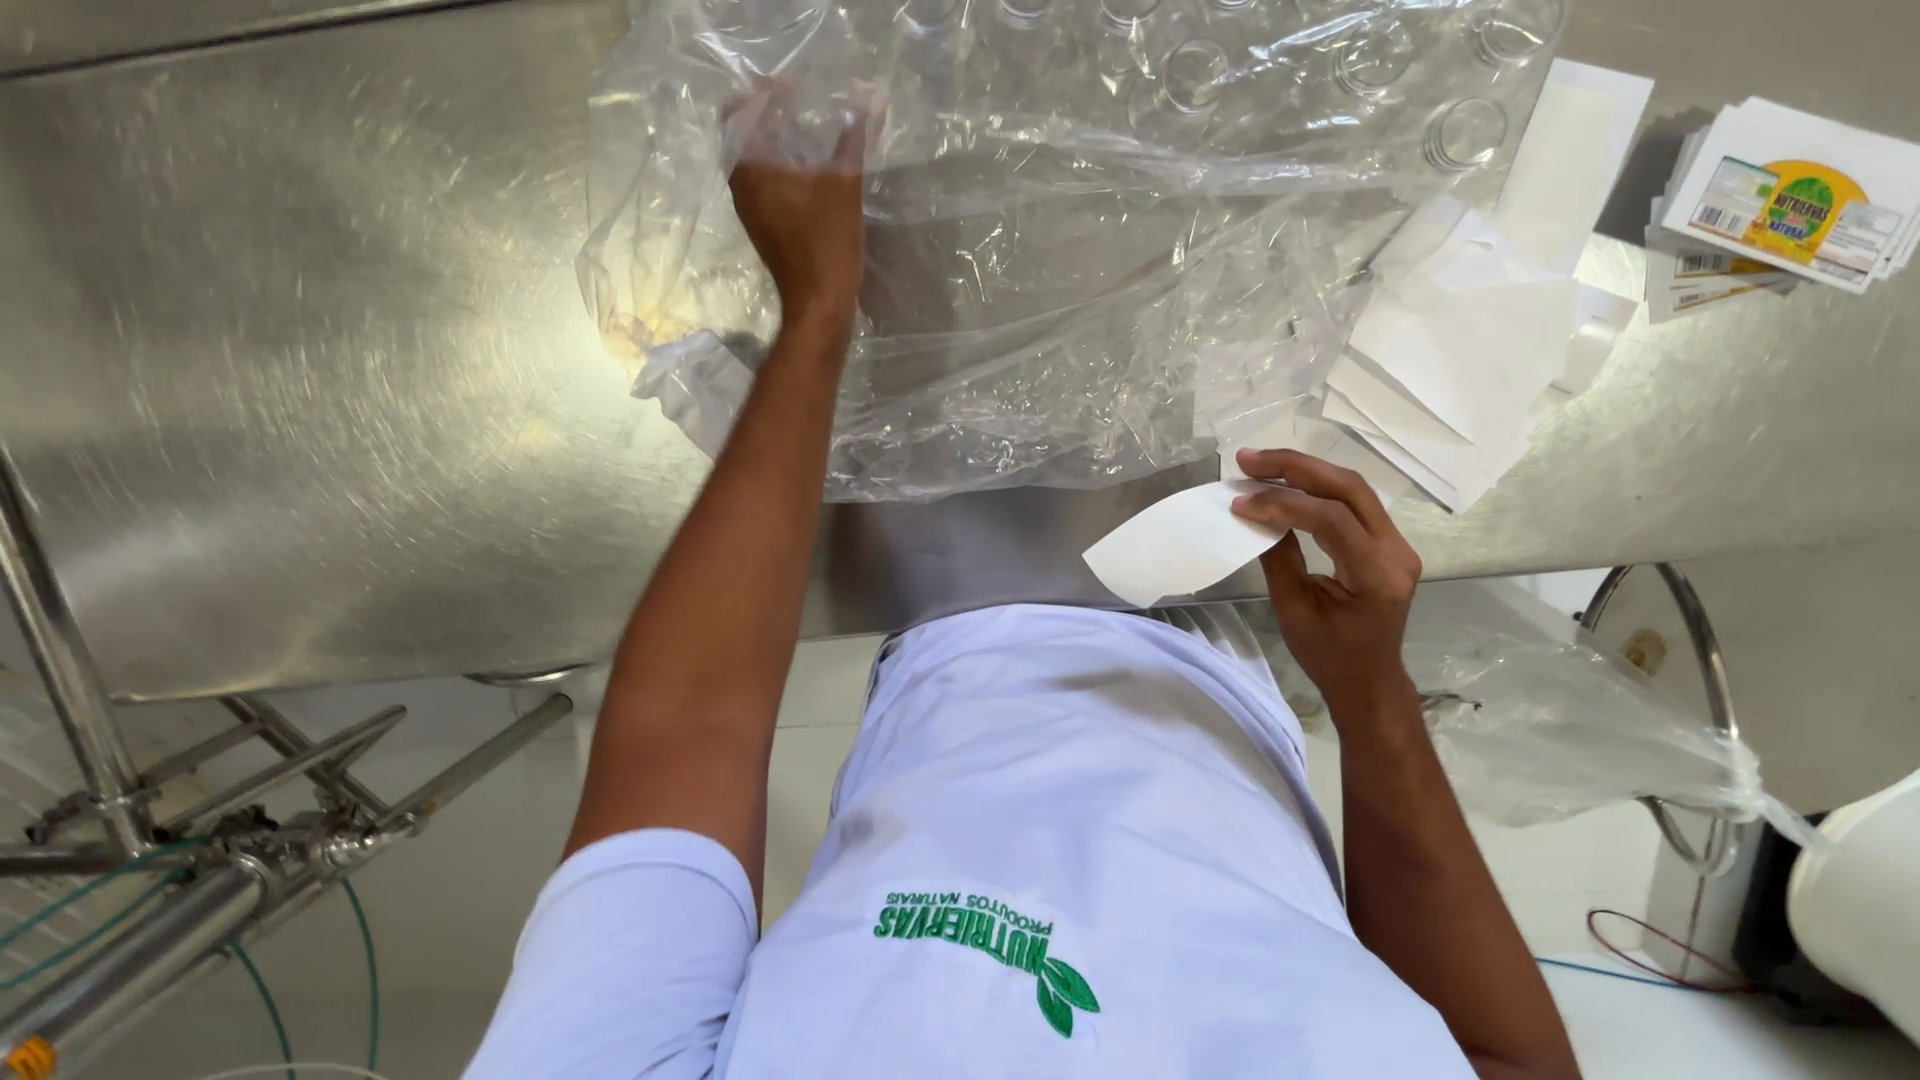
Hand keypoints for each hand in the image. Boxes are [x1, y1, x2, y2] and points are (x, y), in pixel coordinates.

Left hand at [725, 84, 869, 332]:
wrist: (818, 304)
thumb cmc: (826, 244)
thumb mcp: (844, 187)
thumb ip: (853, 140)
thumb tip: (870, 98)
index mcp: (751, 171)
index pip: (739, 115)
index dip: (761, 94)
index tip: (789, 85)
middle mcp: (742, 187)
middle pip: (740, 137)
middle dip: (762, 115)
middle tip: (792, 101)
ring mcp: (751, 210)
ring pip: (750, 162)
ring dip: (770, 141)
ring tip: (801, 128)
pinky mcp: (764, 227)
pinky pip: (761, 183)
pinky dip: (777, 166)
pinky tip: (805, 166)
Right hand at [1230, 448, 1421, 715]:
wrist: (1369, 680)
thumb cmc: (1329, 656)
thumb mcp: (1294, 610)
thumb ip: (1279, 558)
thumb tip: (1256, 513)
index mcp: (1377, 575)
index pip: (1330, 519)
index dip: (1282, 504)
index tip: (1239, 503)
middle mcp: (1396, 551)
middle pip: (1349, 488)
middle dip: (1295, 467)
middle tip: (1247, 460)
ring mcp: (1397, 544)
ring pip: (1353, 488)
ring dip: (1304, 471)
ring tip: (1259, 464)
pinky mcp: (1387, 542)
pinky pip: (1353, 503)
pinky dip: (1315, 488)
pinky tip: (1285, 483)